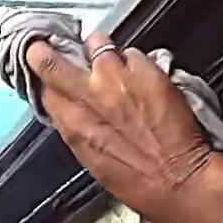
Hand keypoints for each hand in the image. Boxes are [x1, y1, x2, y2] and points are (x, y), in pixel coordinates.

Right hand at [24, 29, 222, 222]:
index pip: (43, 87)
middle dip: (46, 51)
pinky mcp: (145, 70)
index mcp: (72, 123)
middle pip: (50, 59)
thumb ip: (74, 124)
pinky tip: (143, 80)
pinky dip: (135, 63)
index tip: (50, 73)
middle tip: (51, 48)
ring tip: (114, 67)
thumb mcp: (90, 157)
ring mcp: (116, 78)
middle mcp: (88, 96)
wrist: (179, 179)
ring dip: (102, 52)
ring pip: (96, 43)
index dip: (47, 78)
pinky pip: (133, 53)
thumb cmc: (138, 179)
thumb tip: (66, 104)